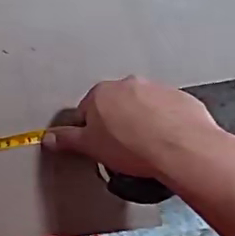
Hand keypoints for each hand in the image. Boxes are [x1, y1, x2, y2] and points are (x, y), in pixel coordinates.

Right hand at [42, 75, 231, 183]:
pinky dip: (167, 123)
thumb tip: (49, 138)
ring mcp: (157, 90)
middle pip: (115, 105)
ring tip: (147, 148)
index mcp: (100, 92)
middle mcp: (128, 85)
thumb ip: (67, 139)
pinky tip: (168, 143)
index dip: (91, 131)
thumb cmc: (136, 147)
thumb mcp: (91, 147)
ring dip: (142, 122)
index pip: (86, 110)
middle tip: (122, 148)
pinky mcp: (183, 99)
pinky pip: (168, 111)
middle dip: (117, 123)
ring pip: (142, 106)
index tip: (99, 144)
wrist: (184, 150)